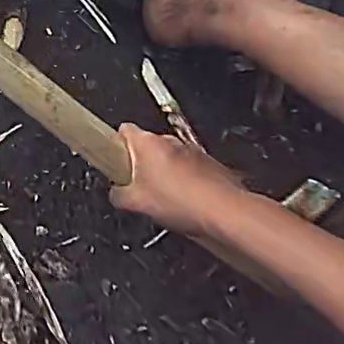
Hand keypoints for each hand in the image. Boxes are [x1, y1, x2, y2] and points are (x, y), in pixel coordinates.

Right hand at [108, 123, 247, 236]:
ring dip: (169, 174)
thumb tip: (116, 195)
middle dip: (145, 164)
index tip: (118, 159)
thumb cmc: (179, 201)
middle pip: (149, 146)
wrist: (227, 214)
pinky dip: (191, 183)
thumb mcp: (135, 204)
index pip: (124, 129)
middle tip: (143, 187)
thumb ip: (118, 196)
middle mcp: (169, 141)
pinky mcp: (214, 166)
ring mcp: (194, 152)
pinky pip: (194, 171)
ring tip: (170, 201)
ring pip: (173, 159)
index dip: (119, 143)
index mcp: (146, 142)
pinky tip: (191, 205)